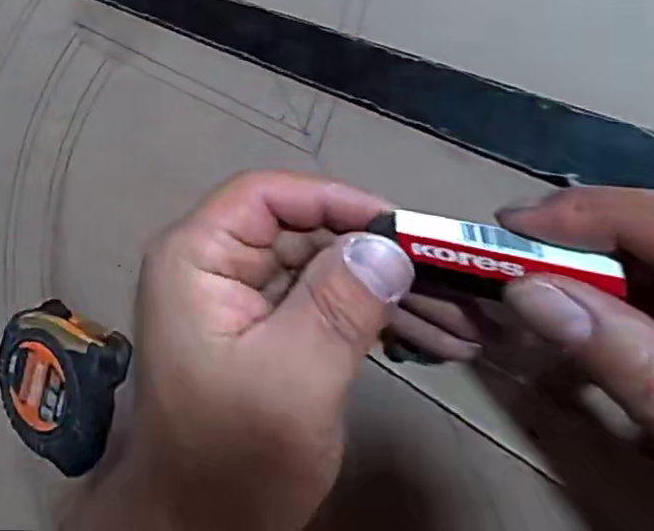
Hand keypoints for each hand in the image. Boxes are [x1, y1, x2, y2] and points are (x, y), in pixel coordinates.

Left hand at [68, 170, 422, 530]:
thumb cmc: (230, 458)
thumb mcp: (292, 381)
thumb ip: (338, 306)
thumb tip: (387, 244)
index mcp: (196, 256)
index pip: (264, 196)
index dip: (331, 199)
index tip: (400, 225)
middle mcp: (214, 263)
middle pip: (299, 230)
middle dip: (373, 252)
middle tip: (448, 278)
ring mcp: (239, 295)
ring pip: (319, 266)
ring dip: (383, 288)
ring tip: (458, 320)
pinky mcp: (264, 327)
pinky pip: (321, 302)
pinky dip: (369, 315)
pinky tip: (426, 336)